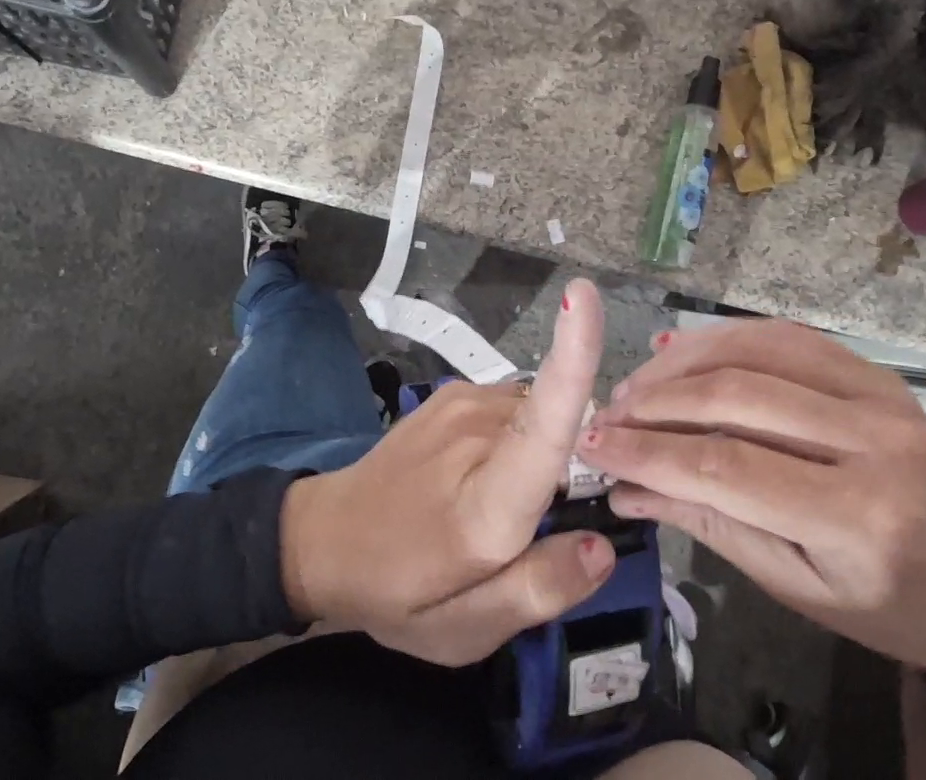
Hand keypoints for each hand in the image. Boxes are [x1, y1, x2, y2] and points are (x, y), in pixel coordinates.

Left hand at [278, 279, 615, 666]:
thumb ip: (538, 590)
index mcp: (486, 502)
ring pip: (541, 418)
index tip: (584, 298)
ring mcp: (460, 404)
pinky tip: (482, 474)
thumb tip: (601, 545)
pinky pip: (516, 408)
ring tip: (504, 505)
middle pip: (566, 433)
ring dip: (546, 455)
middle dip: (580, 473)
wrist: (324, 540)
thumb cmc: (396, 590)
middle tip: (538, 531)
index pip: (540, 427)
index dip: (571, 361)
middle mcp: (475, 433)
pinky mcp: (452, 394)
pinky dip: (520, 437)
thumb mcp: (463, 628)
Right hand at [577, 319, 925, 741]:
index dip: (645, 452)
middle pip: (734, 399)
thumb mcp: (796, 587)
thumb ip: (709, 525)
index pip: (724, 468)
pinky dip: (723, 338)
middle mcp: (875, 441)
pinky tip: (679, 353)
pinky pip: (786, 336)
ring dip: (680, 363)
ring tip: (632, 386)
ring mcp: (882, 395)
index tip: (588, 445)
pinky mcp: (877, 373)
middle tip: (602, 417)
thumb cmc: (895, 608)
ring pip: (756, 352)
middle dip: (653, 404)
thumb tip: (623, 488)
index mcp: (860, 516)